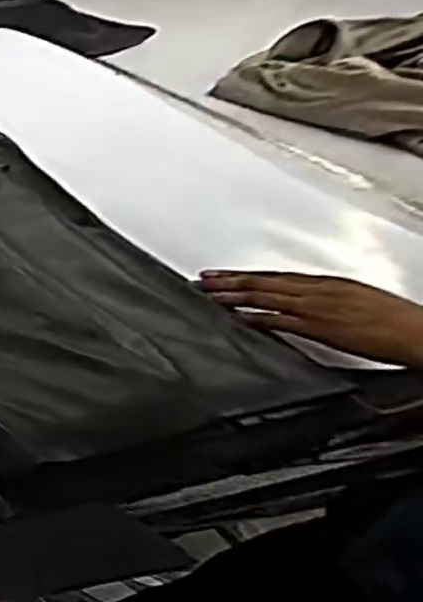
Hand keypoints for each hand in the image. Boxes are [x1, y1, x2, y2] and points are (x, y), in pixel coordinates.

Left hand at [198, 271, 422, 368]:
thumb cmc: (399, 318)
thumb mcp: (356, 296)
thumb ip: (322, 293)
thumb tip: (295, 295)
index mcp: (327, 283)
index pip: (273, 275)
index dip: (241, 274)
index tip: (218, 273)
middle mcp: (317, 292)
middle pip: (262, 282)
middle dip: (227, 281)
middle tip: (201, 281)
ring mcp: (316, 309)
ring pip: (263, 297)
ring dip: (231, 296)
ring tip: (208, 295)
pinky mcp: (319, 328)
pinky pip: (278, 320)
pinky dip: (254, 317)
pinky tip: (236, 317)